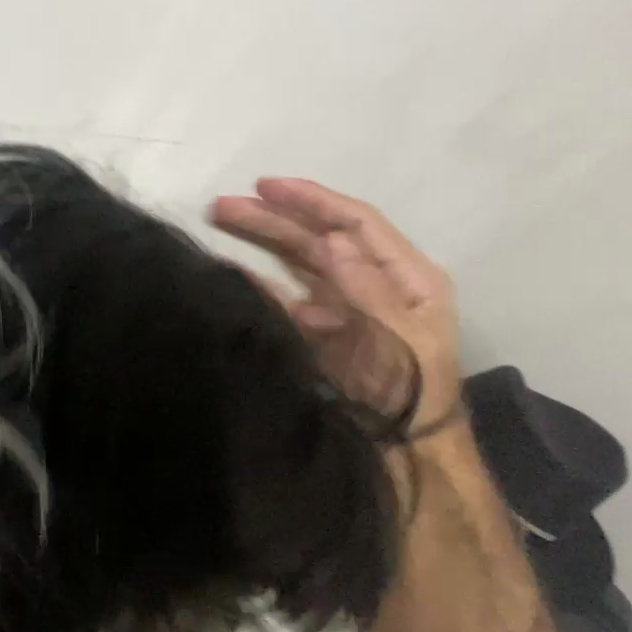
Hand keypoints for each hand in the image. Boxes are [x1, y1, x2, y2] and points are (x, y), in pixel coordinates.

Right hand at [211, 178, 460, 429]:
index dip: (312, 200)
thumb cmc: (412, 387)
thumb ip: (366, 287)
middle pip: (319, 237)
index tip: (266, 186)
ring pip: (297, 261)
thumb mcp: (399, 335)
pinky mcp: (317, 330)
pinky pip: (283, 297)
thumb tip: (331, 239)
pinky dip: (256, 281)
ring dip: (261, 239)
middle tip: (223, 204)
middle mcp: (372, 282)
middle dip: (274, 216)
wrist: (404, 446)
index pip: (356, 222)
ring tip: (219, 221)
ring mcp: (342, 306)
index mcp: (405, 276)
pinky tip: (229, 272)